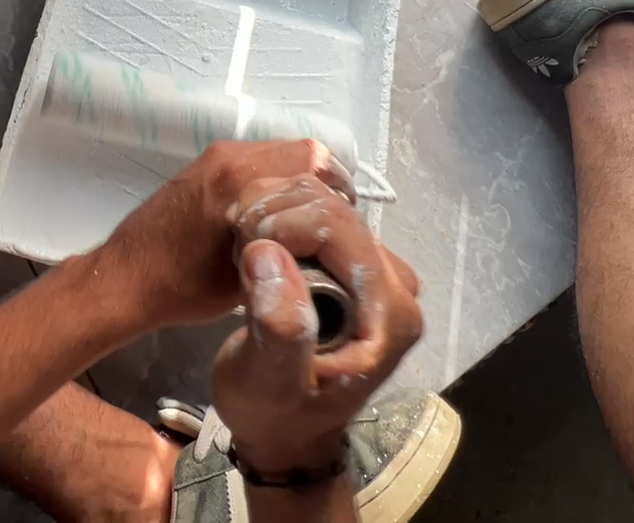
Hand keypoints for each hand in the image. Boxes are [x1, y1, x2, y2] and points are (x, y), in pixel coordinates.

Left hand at [86, 140, 356, 333]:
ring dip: (301, 180)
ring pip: (281, 153)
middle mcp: (229, 157)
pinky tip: (278, 215)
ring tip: (309, 220)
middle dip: (325, 183)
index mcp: (239, 181)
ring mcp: (215, 156)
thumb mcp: (248, 278)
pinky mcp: (206, 163)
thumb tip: (325, 243)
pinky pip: (258, 159)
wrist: (125, 277)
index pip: (313, 164)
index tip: (345, 224)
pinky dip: (276, 179)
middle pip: (302, 152)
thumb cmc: (182, 288)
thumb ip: (290, 250)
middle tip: (334, 220)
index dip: (338, 192)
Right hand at [210, 176, 422, 473]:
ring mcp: (372, 271)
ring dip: (270, 216)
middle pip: (330, 208)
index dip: (283, 227)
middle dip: (273, 219)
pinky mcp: (349, 263)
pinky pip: (312, 211)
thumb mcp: (269, 382)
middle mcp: (394, 284)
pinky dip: (275, 217)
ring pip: (319, 201)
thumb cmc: (274, 414)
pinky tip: (256, 250)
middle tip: (240, 256)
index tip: (245, 256)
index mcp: (389, 312)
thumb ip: (280, 327)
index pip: (338, 227)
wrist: (282, 432)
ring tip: (246, 258)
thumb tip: (268, 252)